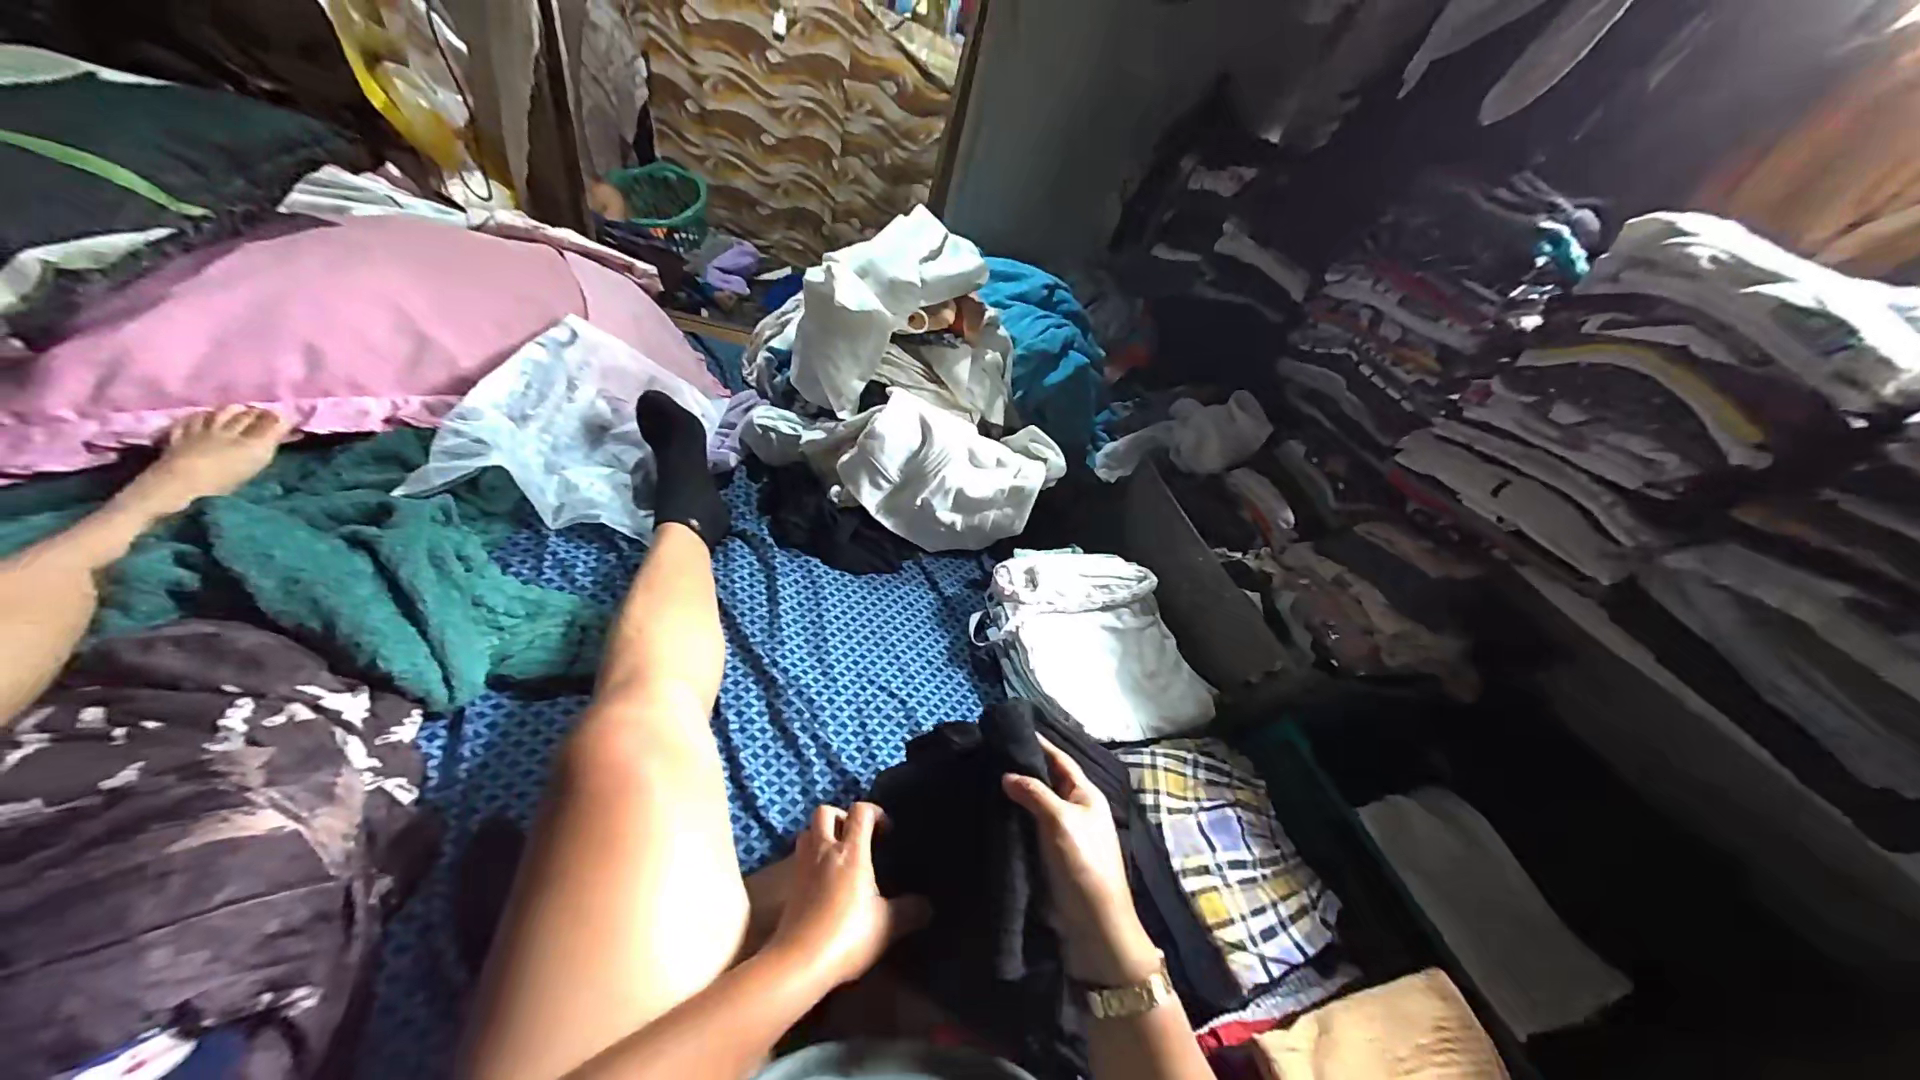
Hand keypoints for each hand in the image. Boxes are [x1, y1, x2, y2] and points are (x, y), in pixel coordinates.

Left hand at [766, 803, 930, 990]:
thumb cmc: (847, 935)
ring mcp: (802, 867)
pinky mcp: (788, 887)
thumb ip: (910, 911)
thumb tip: (928, 907)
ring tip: (837, 856)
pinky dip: (810, 860)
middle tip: (856, 837)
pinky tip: (822, 883)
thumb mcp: (888, 926)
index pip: (860, 812)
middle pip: (825, 812)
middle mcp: (823, 851)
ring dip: (821, 836)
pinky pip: (798, 859)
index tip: (887, 832)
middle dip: (841, 816)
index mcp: (850, 852)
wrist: (799, 962)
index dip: (875, 812)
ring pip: (807, 832)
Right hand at [1003, 738, 1161, 985]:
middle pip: (1047, 780)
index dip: (1039, 744)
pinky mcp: (1049, 855)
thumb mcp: (1060, 821)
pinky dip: (1012, 817)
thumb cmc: (1083, 865)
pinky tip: (990, 811)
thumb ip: (1034, 793)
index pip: (1060, 760)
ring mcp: (1062, 833)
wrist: (1093, 926)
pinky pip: (1027, 827)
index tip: (1012, 729)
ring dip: (1015, 793)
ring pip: (1035, 804)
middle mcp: (1075, 809)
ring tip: (983, 777)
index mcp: (1086, 795)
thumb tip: (1007, 774)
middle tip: (989, 753)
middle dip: (1022, 767)